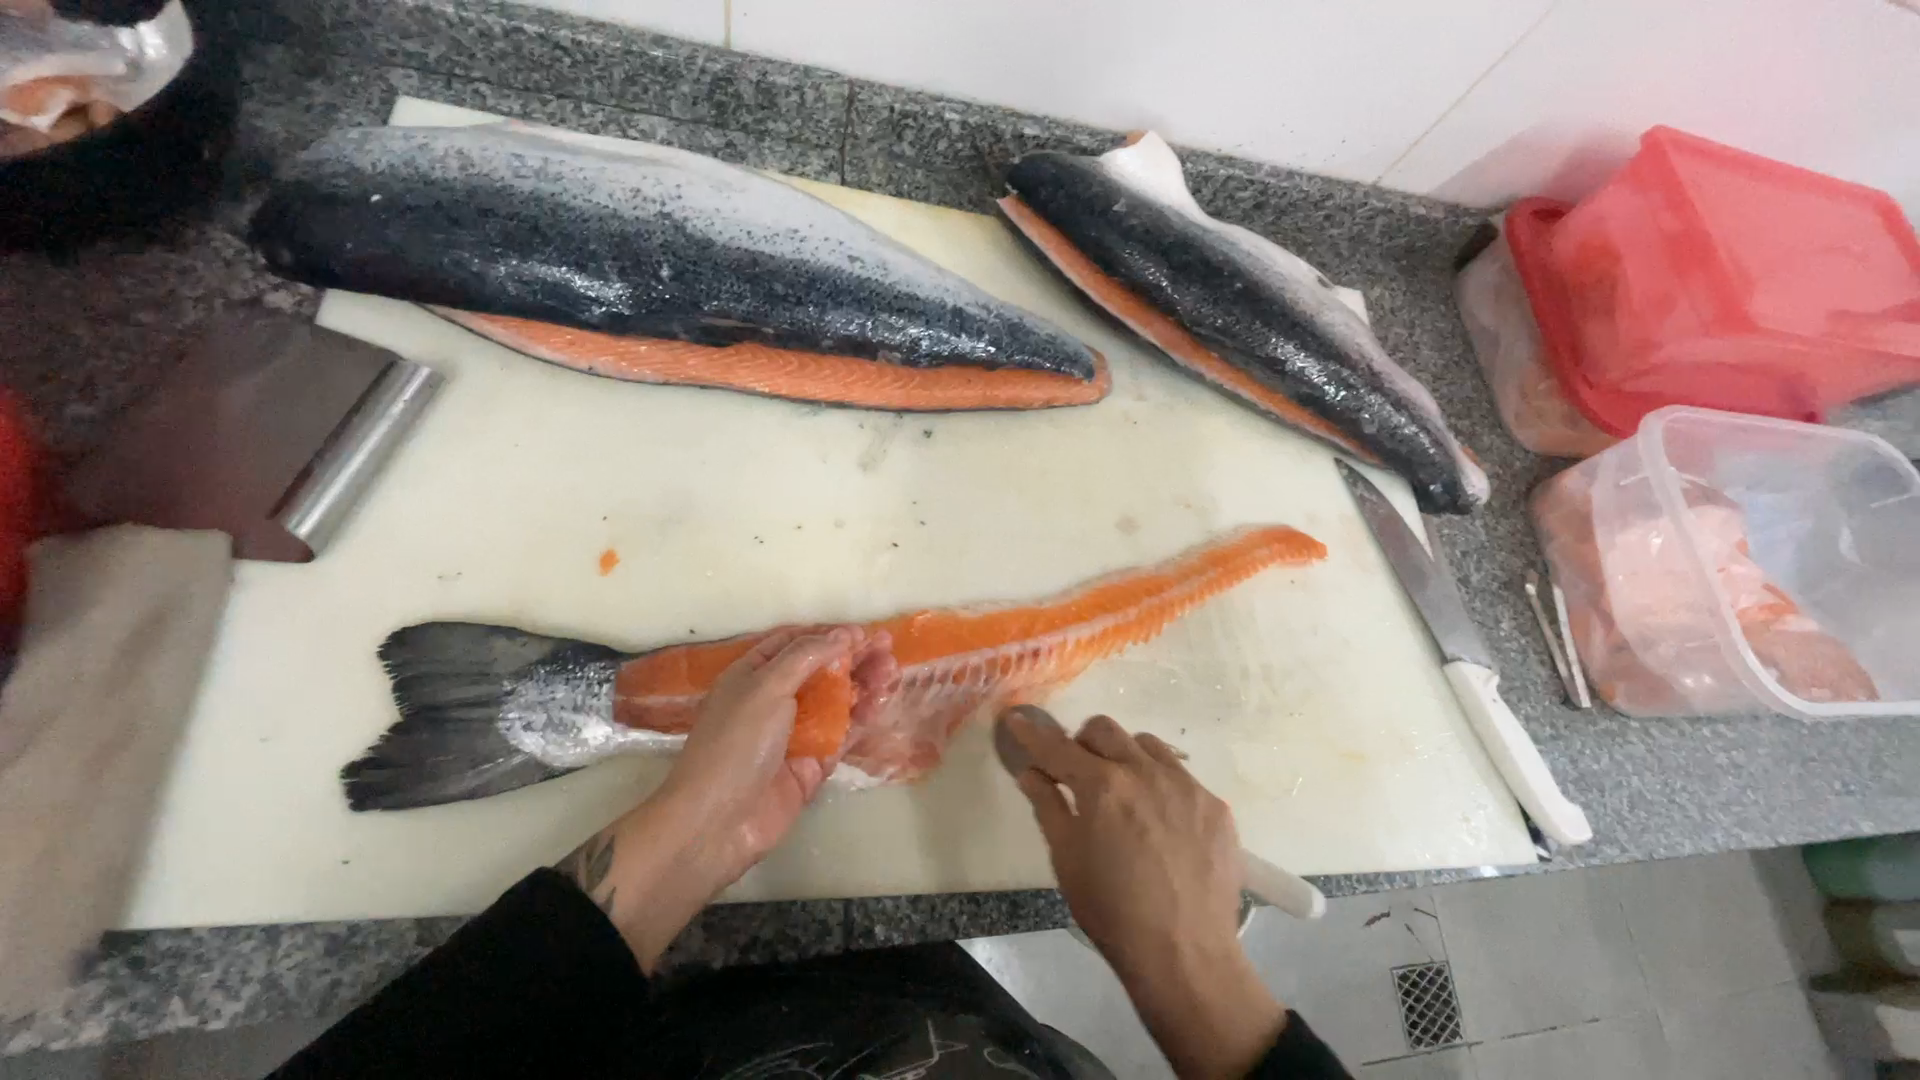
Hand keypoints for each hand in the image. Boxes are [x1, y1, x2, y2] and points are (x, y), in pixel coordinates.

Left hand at [660, 625, 897, 877]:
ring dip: (863, 683)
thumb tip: (843, 634)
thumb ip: (806, 657)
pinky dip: (862, 718)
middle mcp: (773, 700)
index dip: (828, 635)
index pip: (794, 644)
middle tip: (887, 648)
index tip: (862, 632)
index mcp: (753, 675)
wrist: (717, 821)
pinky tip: (880, 703)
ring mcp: (795, 733)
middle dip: (853, 657)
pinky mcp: (812, 764)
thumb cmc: (736, 742)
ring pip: (836, 701)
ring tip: (892, 671)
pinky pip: (842, 735)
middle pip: (821, 670)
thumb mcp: (766, 686)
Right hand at [1009, 712, 1286, 1079]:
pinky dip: (1161, 787)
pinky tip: (1161, 824)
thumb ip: (1048, 806)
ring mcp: (1186, 786)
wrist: (1185, 954)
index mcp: (1101, 786)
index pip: (1057, 747)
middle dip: (1083, 743)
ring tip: (1124, 794)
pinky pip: (1181, 777)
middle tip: (1078, 773)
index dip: (1032, 733)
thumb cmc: (1112, 911)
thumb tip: (1031, 772)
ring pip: (1147, 745)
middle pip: (1105, 730)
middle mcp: (1145, 772)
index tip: (1017, 719)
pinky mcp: (1215, 806)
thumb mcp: (1067, 860)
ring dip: (1125, 757)